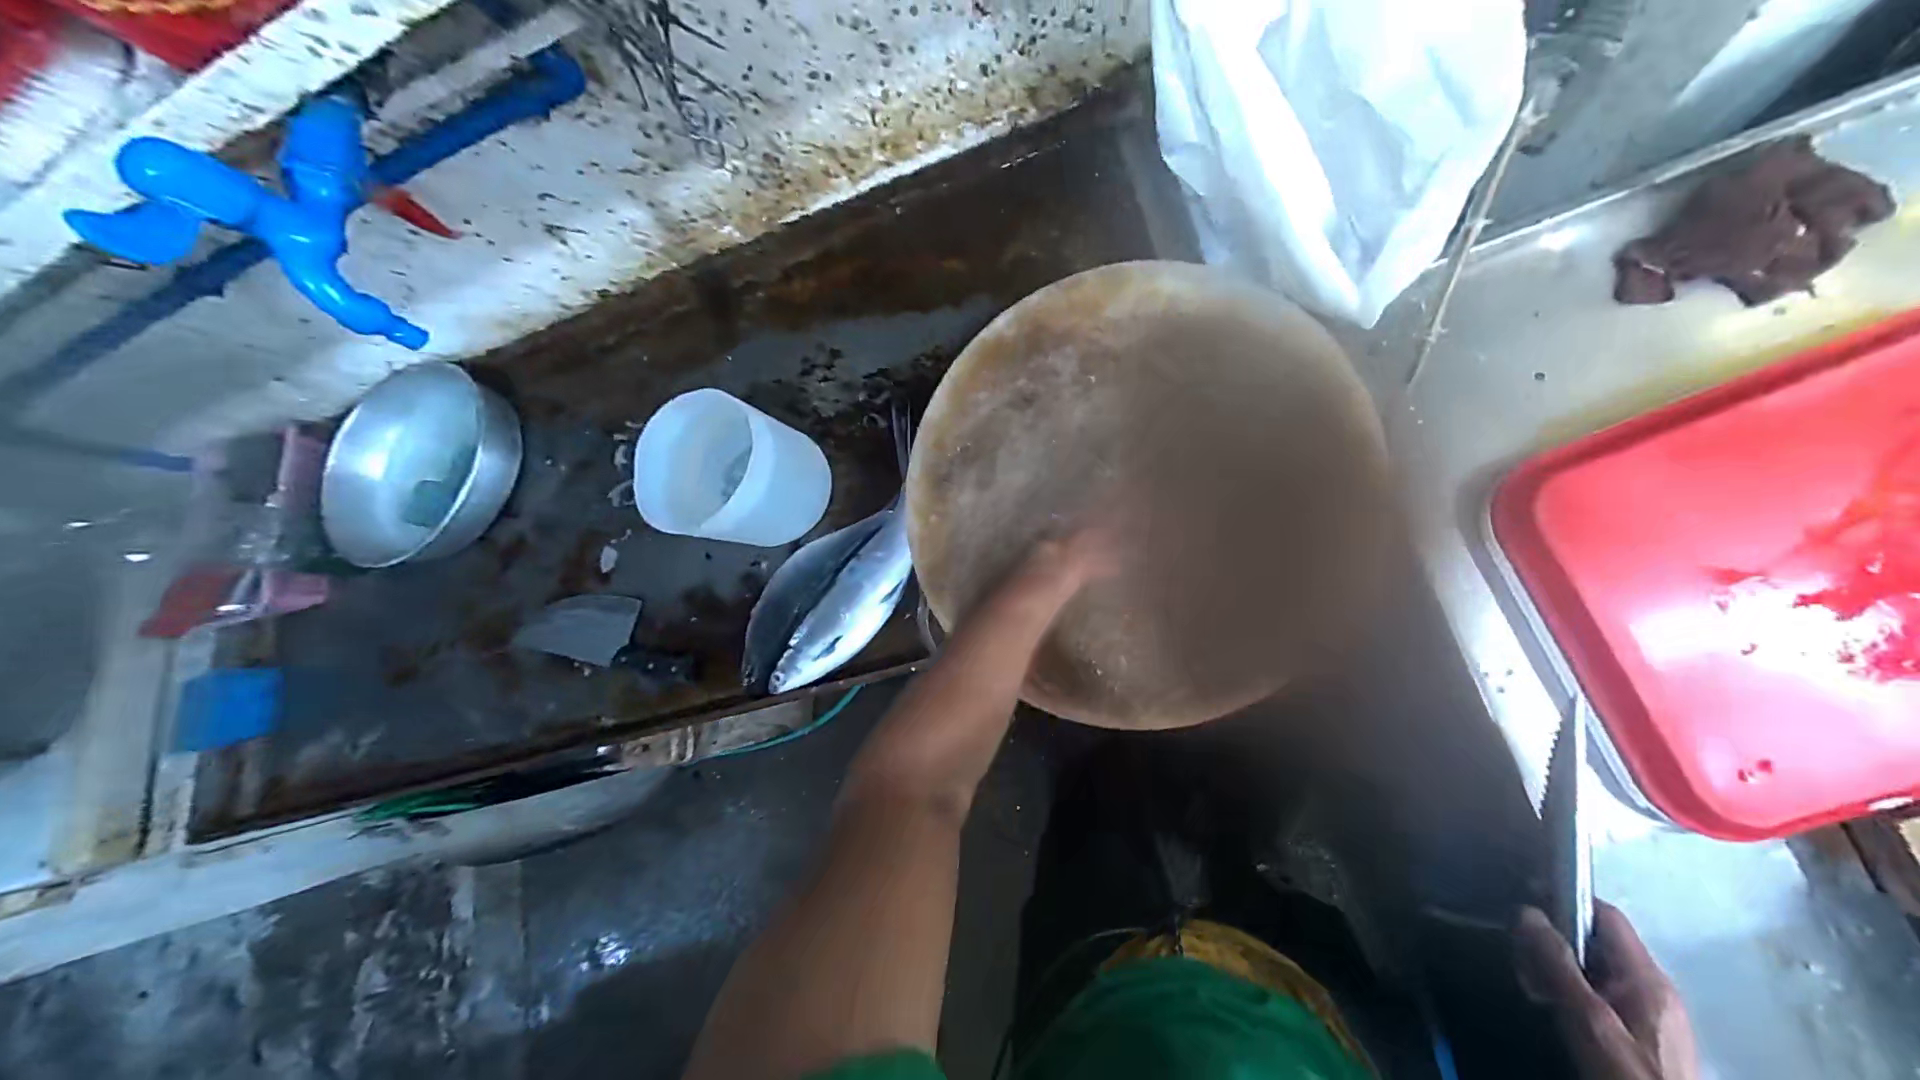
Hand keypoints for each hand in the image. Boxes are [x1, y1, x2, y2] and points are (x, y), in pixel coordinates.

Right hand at [1515, 903, 1699, 1079]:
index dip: (1565, 901)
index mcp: (1648, 979)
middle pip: (1593, 942)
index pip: (1606, 915)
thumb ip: (1557, 964)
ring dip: (1556, 972)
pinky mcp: (1642, 1033)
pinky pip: (1597, 993)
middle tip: (1523, 965)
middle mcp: (1654, 989)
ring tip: (1535, 993)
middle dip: (1552, 945)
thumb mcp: (1587, 1020)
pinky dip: (1569, 993)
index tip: (1524, 905)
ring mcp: (1651, 1013)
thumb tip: (1528, 912)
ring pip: (1592, 968)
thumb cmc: (1627, 1074)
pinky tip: (1553, 1011)